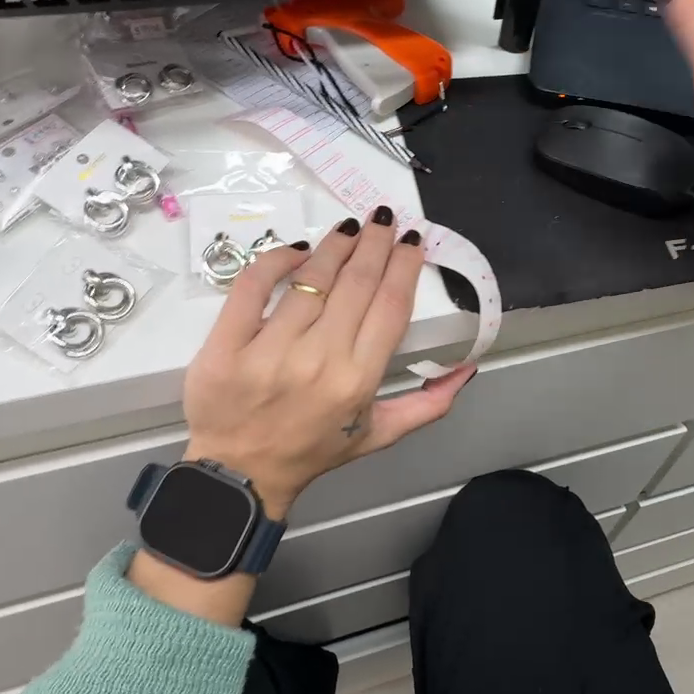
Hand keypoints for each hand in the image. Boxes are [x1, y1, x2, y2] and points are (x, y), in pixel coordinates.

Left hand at [181, 207, 476, 517]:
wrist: (237, 475)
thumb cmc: (311, 450)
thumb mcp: (377, 435)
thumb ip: (427, 405)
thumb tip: (466, 369)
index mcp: (358, 380)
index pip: (390, 306)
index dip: (404, 266)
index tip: (411, 240)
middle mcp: (319, 360)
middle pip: (356, 283)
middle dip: (375, 243)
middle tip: (383, 218)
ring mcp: (269, 351)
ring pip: (312, 278)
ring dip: (336, 244)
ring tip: (349, 227)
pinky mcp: (227, 345)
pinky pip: (253, 286)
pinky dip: (275, 260)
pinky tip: (295, 250)